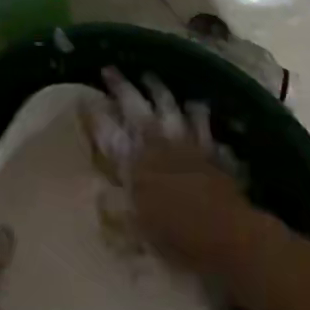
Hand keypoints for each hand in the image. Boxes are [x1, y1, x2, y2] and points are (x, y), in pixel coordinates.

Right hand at [91, 69, 254, 269]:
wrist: (227, 234)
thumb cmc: (177, 239)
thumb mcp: (136, 234)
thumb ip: (115, 213)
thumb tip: (99, 194)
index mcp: (134, 166)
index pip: (108, 133)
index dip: (94, 115)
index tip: (83, 97)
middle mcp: (158, 146)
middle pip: (136, 108)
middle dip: (121, 87)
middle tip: (109, 69)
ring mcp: (186, 142)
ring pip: (169, 106)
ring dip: (158, 89)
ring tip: (149, 75)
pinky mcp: (210, 147)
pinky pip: (201, 121)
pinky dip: (196, 110)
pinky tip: (194, 103)